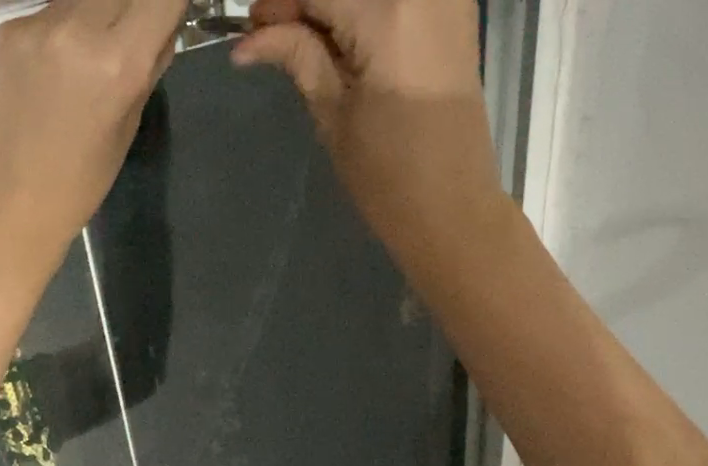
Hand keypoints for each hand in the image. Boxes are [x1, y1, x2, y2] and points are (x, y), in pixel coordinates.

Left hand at [0, 0, 187, 255]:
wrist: (14, 202)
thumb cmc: (82, 180)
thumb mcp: (129, 125)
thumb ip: (147, 66)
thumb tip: (163, 26)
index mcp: (119, 62)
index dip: (168, 2)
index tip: (165, 15)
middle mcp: (78, 29)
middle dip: (133, 7)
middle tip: (127, 40)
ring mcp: (39, 26)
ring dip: (97, 13)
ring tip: (86, 60)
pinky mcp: (9, 31)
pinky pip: (50, 13)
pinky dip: (62, 31)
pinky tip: (51, 72)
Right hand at [231, 0, 506, 260]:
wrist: (452, 203)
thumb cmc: (387, 174)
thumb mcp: (334, 115)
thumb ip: (299, 58)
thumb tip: (250, 40)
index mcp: (387, 16)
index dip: (279, 4)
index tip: (251, 28)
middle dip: (306, 2)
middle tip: (276, 33)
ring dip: (335, 7)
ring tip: (308, 39)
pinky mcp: (456, 8)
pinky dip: (365, 10)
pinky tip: (345, 35)